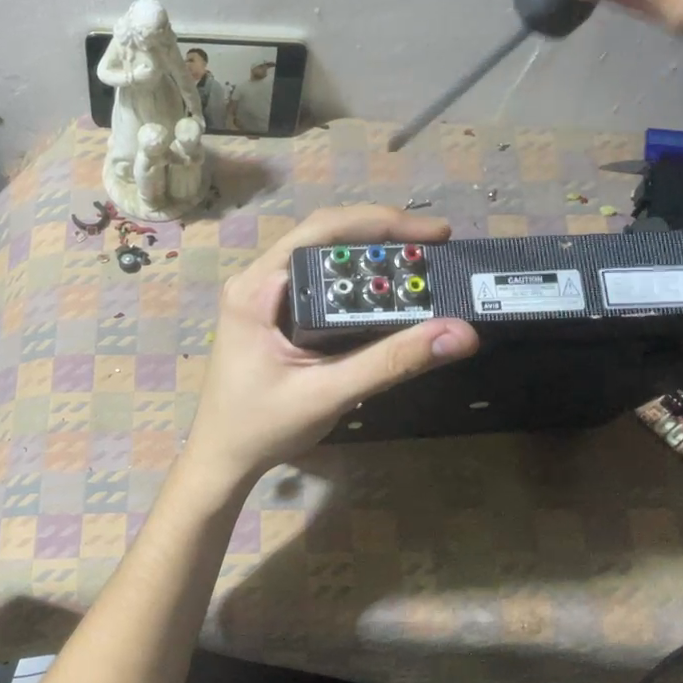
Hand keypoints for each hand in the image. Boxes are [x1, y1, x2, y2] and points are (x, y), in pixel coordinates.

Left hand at [182, 206, 478, 486]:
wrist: (223, 459)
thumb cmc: (261, 427)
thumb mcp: (329, 393)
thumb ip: (391, 362)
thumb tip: (460, 332)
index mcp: (255, 289)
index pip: (322, 232)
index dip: (381, 224)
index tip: (434, 235)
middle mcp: (255, 281)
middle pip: (324, 236)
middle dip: (383, 234)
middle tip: (437, 243)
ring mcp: (261, 297)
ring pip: (323, 258)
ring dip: (371, 255)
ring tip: (422, 260)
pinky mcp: (271, 316)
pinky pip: (318, 284)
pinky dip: (356, 281)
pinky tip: (388, 290)